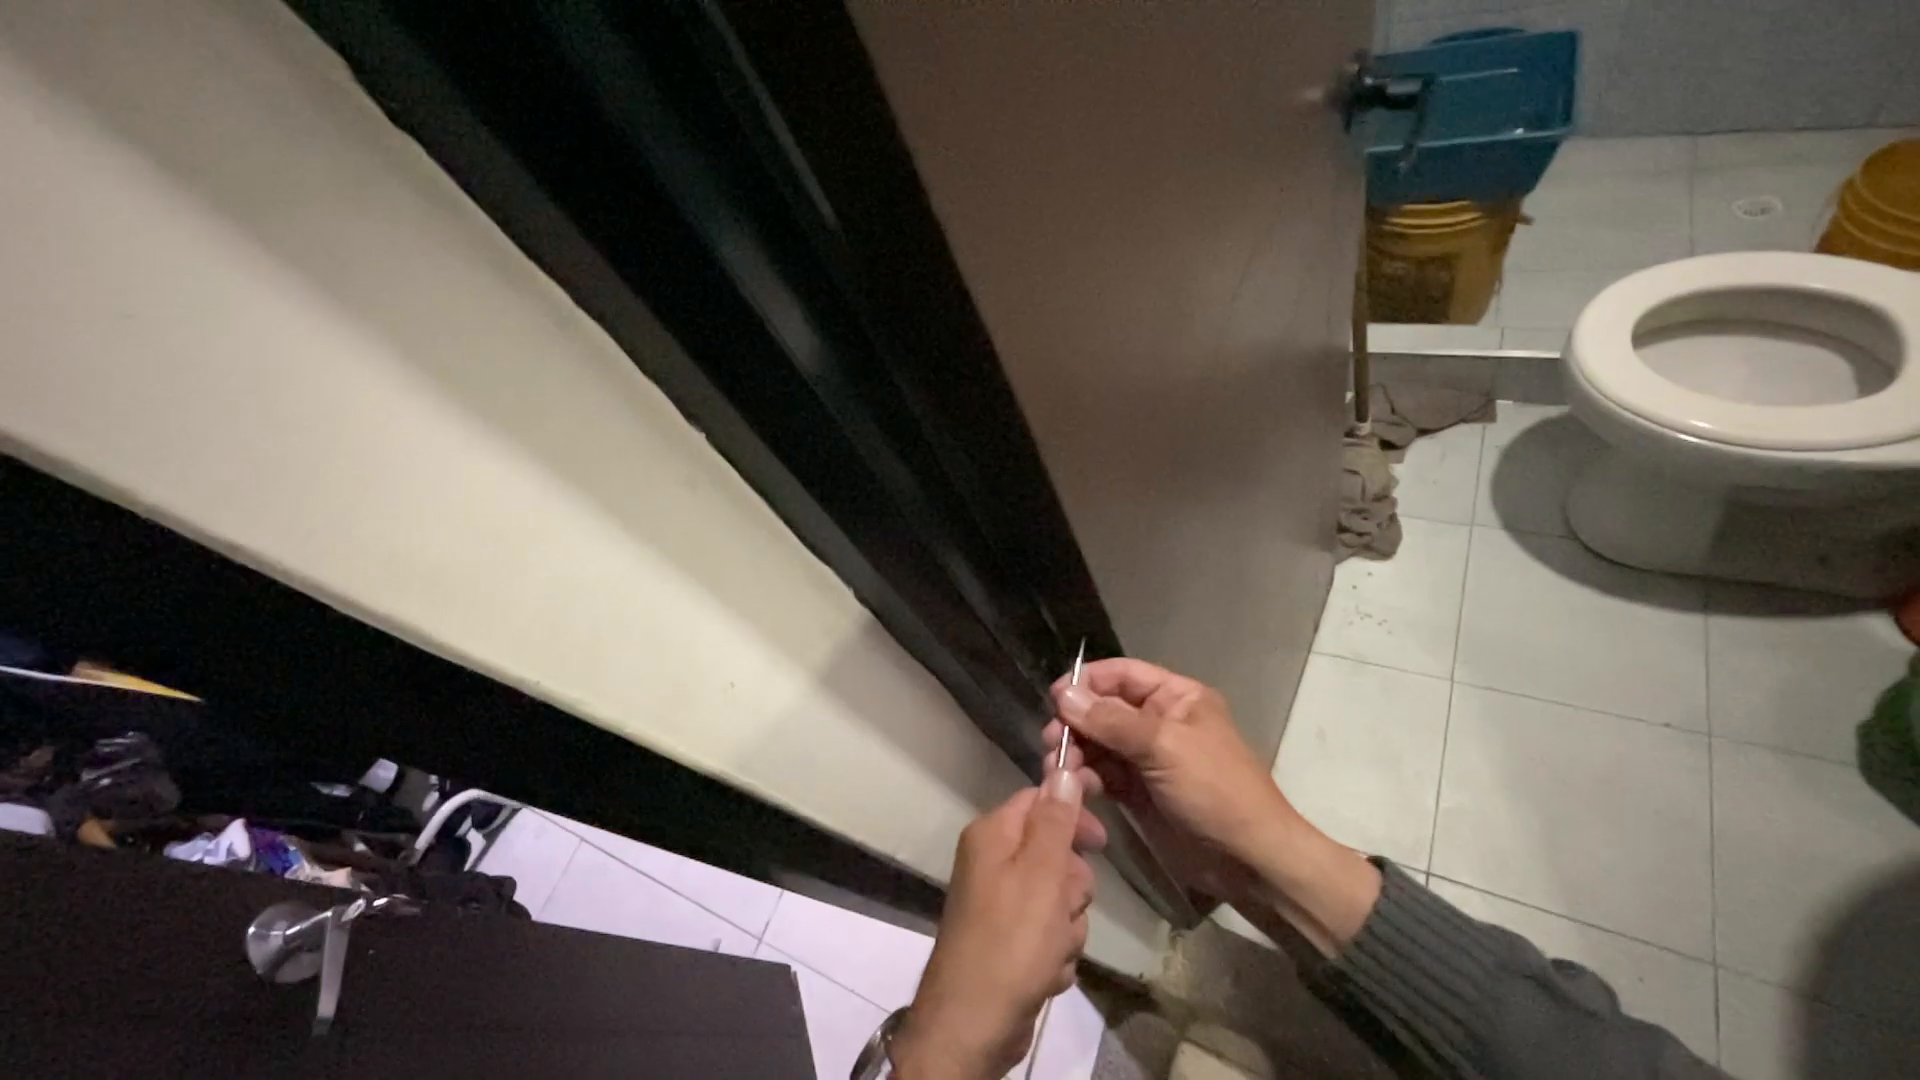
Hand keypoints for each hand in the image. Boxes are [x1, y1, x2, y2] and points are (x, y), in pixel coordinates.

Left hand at [890, 773, 1097, 1079]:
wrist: (973, 1024)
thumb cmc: (1011, 941)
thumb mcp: (1042, 873)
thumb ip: (1056, 820)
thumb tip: (1063, 767)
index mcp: (993, 835)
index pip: (1040, 800)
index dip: (1073, 817)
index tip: (1101, 841)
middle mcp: (992, 861)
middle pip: (1055, 853)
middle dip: (1071, 886)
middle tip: (1065, 908)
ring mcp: (999, 903)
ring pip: (1058, 897)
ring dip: (1066, 925)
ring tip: (1052, 948)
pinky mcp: (1009, 940)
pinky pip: (1048, 932)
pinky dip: (1054, 951)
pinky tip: (1045, 971)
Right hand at [1048, 658, 1299, 878]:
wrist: (1249, 859)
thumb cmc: (1215, 790)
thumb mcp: (1164, 746)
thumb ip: (1111, 721)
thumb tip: (1063, 695)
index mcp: (1176, 698)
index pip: (1122, 675)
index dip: (1087, 682)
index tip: (1054, 700)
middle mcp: (1158, 722)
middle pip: (1103, 709)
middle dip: (1076, 722)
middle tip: (1053, 742)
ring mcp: (1147, 758)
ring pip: (1098, 743)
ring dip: (1075, 752)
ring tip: (1058, 769)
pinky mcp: (1137, 792)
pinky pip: (1102, 774)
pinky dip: (1085, 778)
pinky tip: (1075, 788)